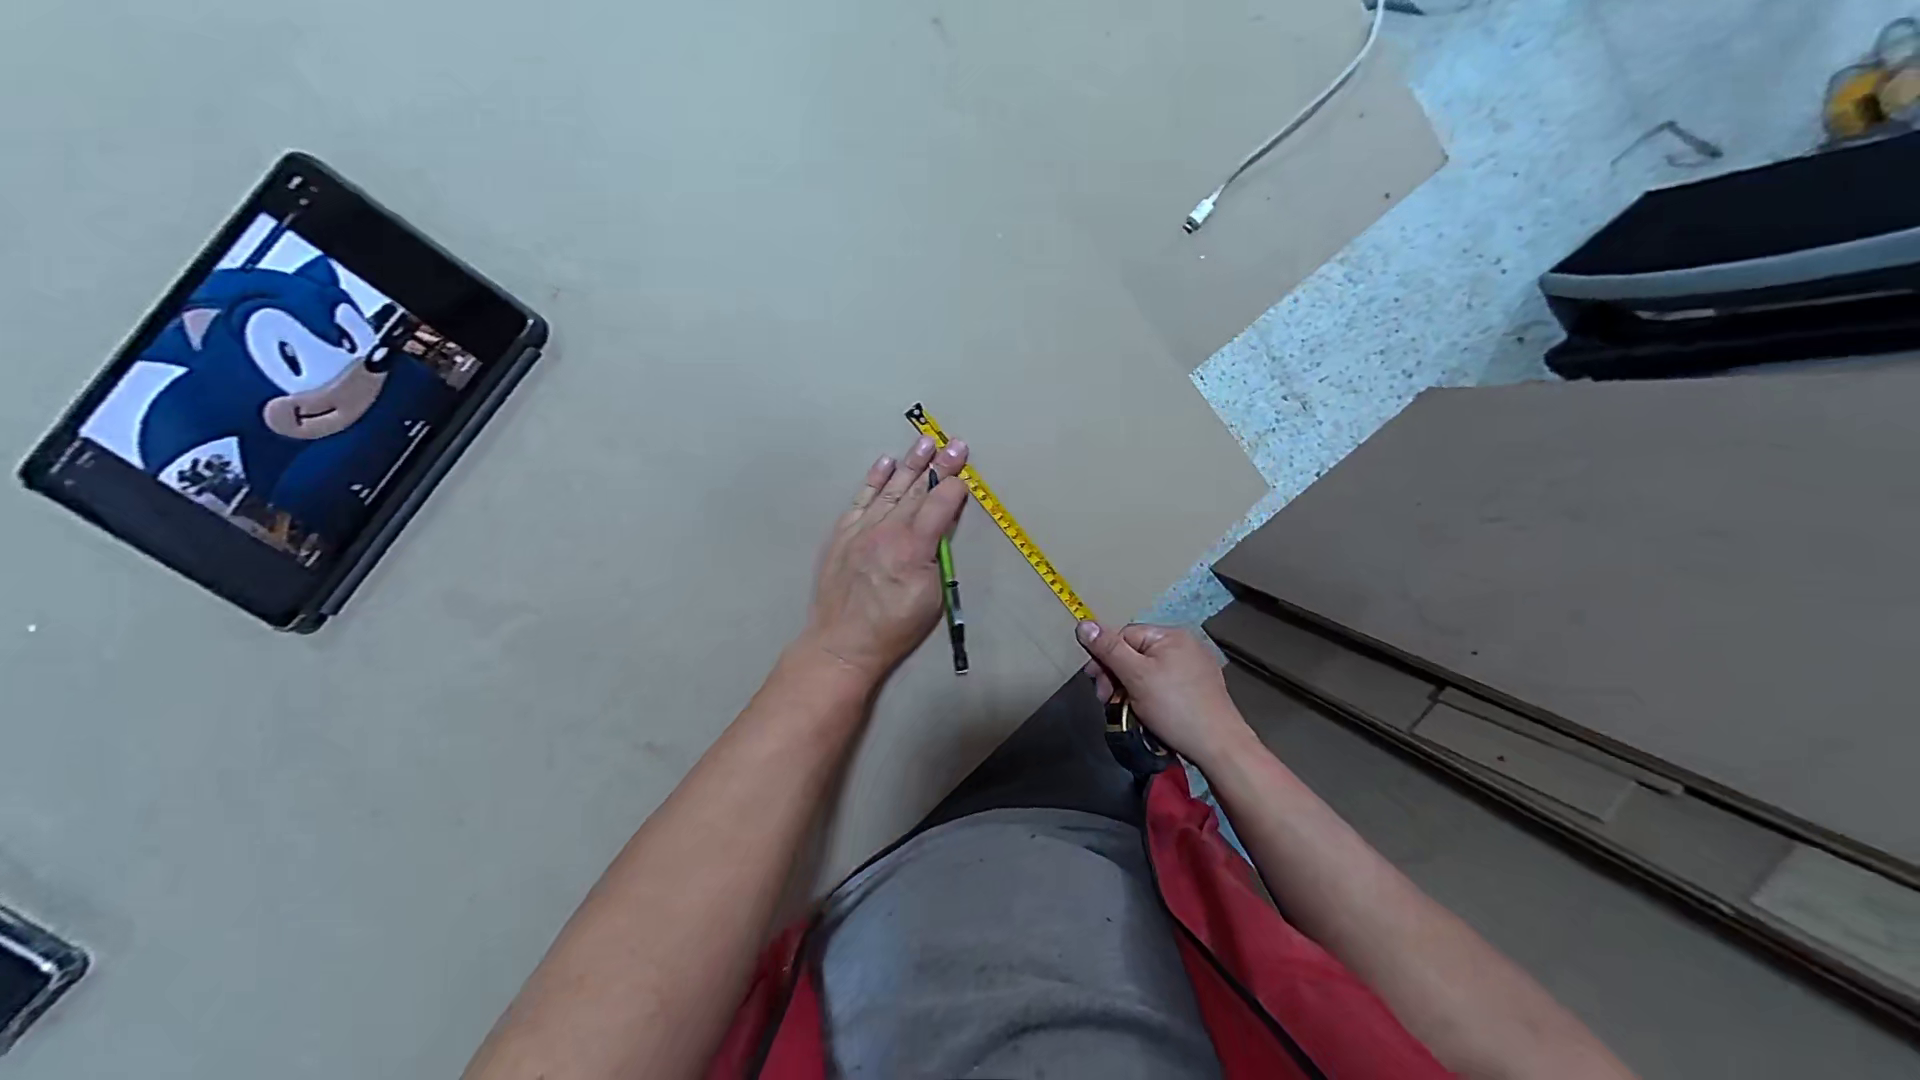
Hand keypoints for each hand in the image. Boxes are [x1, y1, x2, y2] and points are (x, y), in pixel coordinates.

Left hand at [798, 434, 970, 682]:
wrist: (842, 642)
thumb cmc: (894, 627)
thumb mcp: (931, 597)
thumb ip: (937, 557)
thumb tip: (941, 528)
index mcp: (913, 547)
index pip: (939, 505)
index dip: (954, 488)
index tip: (965, 472)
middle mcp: (886, 530)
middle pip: (917, 490)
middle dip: (938, 465)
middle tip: (954, 443)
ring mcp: (861, 529)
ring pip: (890, 488)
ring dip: (909, 463)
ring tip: (924, 442)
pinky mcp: (842, 534)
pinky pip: (861, 499)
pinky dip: (874, 480)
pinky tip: (885, 463)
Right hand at [1077, 622, 1254, 767]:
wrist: (1219, 747)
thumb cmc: (1175, 707)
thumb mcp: (1135, 675)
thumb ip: (1108, 649)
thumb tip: (1083, 623)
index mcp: (1170, 635)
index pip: (1124, 636)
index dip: (1104, 657)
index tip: (1095, 683)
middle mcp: (1184, 645)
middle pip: (1134, 653)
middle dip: (1115, 676)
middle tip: (1106, 700)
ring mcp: (1193, 667)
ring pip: (1146, 671)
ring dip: (1129, 689)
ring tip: (1125, 710)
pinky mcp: (1198, 688)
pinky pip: (1162, 684)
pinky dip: (1148, 696)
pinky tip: (1145, 712)